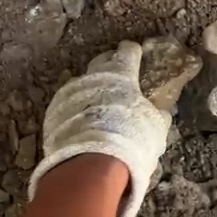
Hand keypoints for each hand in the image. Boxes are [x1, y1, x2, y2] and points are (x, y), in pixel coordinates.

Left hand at [29, 41, 177, 216]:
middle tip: (116, 74)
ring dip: (91, 91)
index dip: (132, 52)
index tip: (134, 52)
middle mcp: (92, 77)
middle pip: (101, 63)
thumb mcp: (155, 129)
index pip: (127, 53)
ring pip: (82, 85)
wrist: (90, 165)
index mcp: (120, 74)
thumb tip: (162, 112)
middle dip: (108, 65)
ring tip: (98, 103)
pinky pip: (68, 105)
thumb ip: (157, 116)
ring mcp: (69, 94)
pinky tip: (81, 121)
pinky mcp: (53, 113)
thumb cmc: (130, 140)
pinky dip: (76, 109)